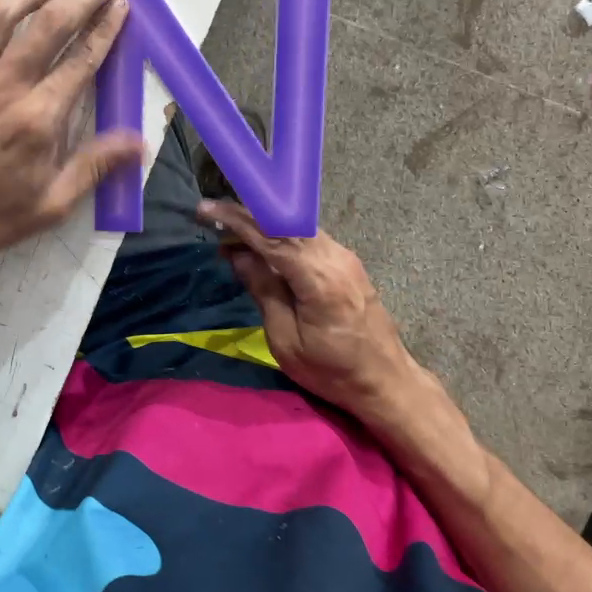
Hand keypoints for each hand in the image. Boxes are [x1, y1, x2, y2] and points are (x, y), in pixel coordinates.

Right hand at [198, 199, 426, 419]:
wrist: (386, 382)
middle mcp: (335, 256)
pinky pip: (308, 238)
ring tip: (230, 237)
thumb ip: (264, 291)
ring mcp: (345, 257)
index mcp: (318, 277)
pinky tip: (262, 249)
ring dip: (263, 226)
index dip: (235, 220)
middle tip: (212, 218)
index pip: (270, 236)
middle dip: (246, 216)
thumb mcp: (287, 341)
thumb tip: (239, 255)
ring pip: (297, 227)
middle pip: (284, 222)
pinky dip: (281, 236)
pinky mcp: (347, 264)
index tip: (205, 209)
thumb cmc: (333, 372)